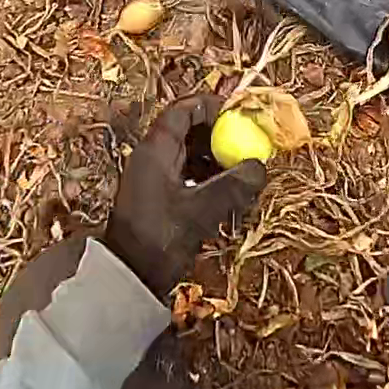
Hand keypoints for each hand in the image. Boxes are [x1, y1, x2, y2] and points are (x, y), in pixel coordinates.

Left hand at [102, 93, 265, 294]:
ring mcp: (155, 176)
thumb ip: (233, 186)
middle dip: (221, 135)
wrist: (128, 280)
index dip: (212, 107)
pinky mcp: (160, 196)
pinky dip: (209, 177)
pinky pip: (189, 173)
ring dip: (217, 159)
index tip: (239, 117)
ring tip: (241, 174)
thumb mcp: (201, 211)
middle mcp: (154, 156)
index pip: (184, 109)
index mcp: (156, 149)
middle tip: (247, 145)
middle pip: (190, 129)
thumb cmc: (159, 239)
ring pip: (191, 152)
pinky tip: (227, 195)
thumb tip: (260, 167)